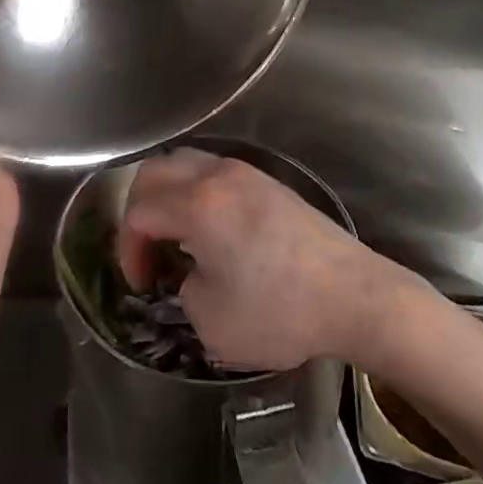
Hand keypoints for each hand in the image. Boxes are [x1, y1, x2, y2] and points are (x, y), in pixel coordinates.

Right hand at [117, 148, 424, 370]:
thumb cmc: (280, 310)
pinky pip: (217, 174)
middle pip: (157, 169)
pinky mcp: (272, 184)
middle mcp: (220, 176)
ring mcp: (249, 174)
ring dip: (171, 195)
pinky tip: (212, 231)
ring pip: (189, 164)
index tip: (142, 282)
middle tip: (148, 250)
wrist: (354, 295)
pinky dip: (199, 193)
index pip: (139, 210)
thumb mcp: (211, 320)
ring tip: (179, 238)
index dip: (128, 247)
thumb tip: (193, 271)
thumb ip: (185, 288)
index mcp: (198, 203)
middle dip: (140, 208)